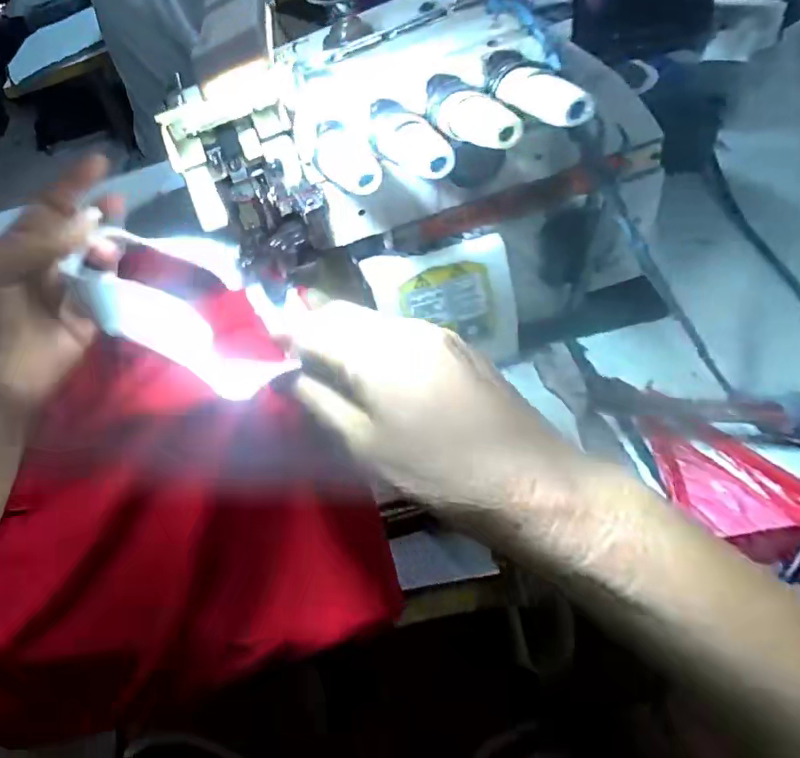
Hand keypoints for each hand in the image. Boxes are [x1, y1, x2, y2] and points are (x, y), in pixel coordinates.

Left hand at [0, 155, 121, 424]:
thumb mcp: (0, 267)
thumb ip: (44, 241)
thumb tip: (90, 219)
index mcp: (12, 250)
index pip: (46, 209)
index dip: (71, 185)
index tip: (98, 162)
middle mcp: (40, 268)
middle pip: (75, 233)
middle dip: (96, 213)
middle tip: (118, 197)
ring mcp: (63, 296)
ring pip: (93, 260)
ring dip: (104, 243)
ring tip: (110, 236)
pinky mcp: (85, 324)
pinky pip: (103, 292)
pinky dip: (110, 276)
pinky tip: (110, 262)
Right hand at [289, 300, 592, 529]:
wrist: (539, 486)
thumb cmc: (439, 470)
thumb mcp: (364, 443)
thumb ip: (316, 400)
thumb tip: (281, 376)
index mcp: (376, 350)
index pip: (311, 328)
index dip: (281, 335)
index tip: (261, 347)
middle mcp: (402, 328)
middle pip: (339, 312)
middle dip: (307, 326)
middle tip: (287, 353)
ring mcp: (433, 334)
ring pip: (367, 318)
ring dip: (338, 331)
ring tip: (322, 361)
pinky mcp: (454, 347)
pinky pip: (394, 330)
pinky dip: (368, 339)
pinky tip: (366, 368)